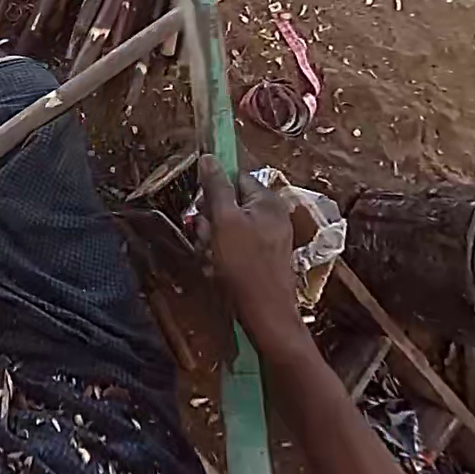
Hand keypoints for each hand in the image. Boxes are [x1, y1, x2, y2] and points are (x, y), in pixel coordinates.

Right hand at [197, 155, 305, 350]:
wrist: (266, 317)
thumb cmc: (244, 265)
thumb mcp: (224, 220)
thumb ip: (216, 187)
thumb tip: (209, 156)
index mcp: (268, 201)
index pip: (235, 179)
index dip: (215, 191)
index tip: (203, 208)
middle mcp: (271, 215)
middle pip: (229, 204)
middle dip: (211, 221)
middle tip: (207, 238)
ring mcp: (268, 238)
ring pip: (228, 227)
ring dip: (212, 240)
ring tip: (211, 258)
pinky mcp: (261, 259)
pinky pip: (234, 247)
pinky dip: (222, 255)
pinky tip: (217, 269)